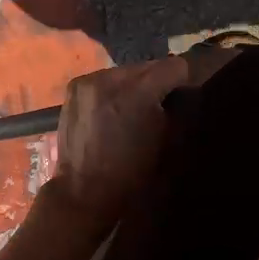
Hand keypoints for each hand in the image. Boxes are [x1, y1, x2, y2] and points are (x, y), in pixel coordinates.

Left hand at [47, 56, 191, 225]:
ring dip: (134, 86)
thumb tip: (183, 90)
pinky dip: (113, 90)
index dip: (181, 83)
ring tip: (132, 110)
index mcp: (139, 91)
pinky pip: (106, 79)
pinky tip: (111, 111)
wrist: (84, 193)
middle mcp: (113, 77)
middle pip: (149, 66)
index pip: (175, 66)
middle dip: (156, 83)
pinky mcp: (76, 86)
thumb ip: (178, 106)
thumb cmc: (133, 172)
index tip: (179, 99)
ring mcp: (90, 80)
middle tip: (156, 107)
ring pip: (127, 71)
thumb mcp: (169, 139)